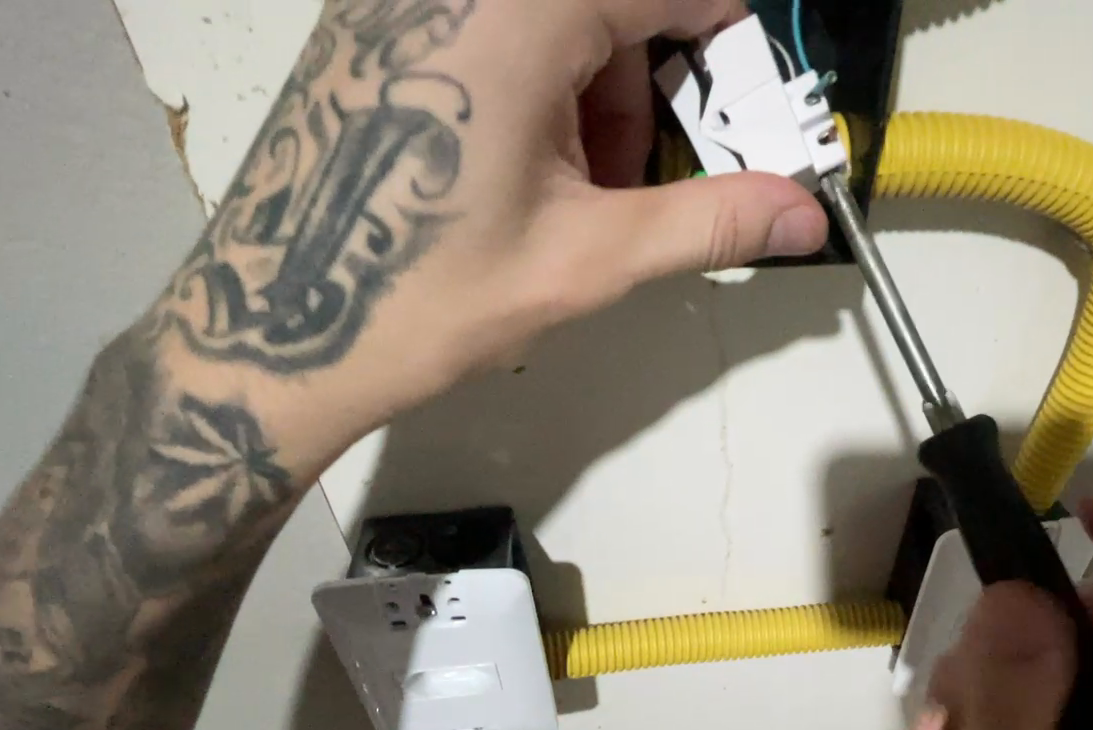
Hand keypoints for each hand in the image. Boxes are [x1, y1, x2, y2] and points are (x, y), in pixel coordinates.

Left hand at [158, 0, 829, 462]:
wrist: (283, 333)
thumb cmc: (433, 297)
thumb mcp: (590, 259)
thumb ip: (711, 221)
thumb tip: (809, 214)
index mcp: (514, 11)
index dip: (728, 42)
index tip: (746, 113)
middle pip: (610, 2)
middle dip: (650, 84)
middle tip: (642, 181)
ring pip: (553, 16)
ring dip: (595, 92)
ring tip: (580, 195)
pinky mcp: (377, 26)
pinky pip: (493, 26)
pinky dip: (540, 84)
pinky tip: (526, 168)